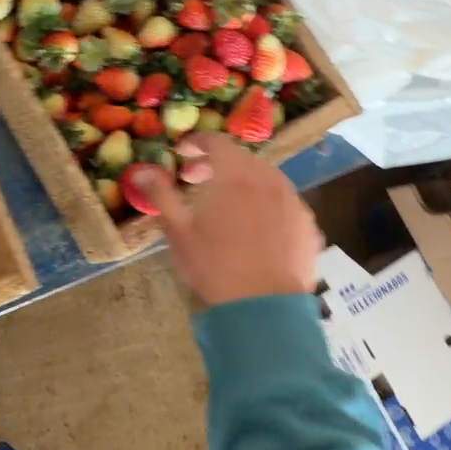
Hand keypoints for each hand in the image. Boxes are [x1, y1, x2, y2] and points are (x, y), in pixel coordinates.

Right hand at [132, 134, 321, 307]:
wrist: (264, 308)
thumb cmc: (214, 265)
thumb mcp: (178, 230)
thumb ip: (161, 195)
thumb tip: (142, 171)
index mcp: (235, 176)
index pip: (217, 141)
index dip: (197, 142)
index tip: (181, 153)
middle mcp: (269, 180)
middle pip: (243, 158)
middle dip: (218, 162)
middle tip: (196, 180)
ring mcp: (294, 203)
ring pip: (267, 178)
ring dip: (244, 181)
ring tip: (227, 204)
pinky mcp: (308, 226)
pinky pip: (284, 202)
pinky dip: (266, 203)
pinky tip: (255, 228)